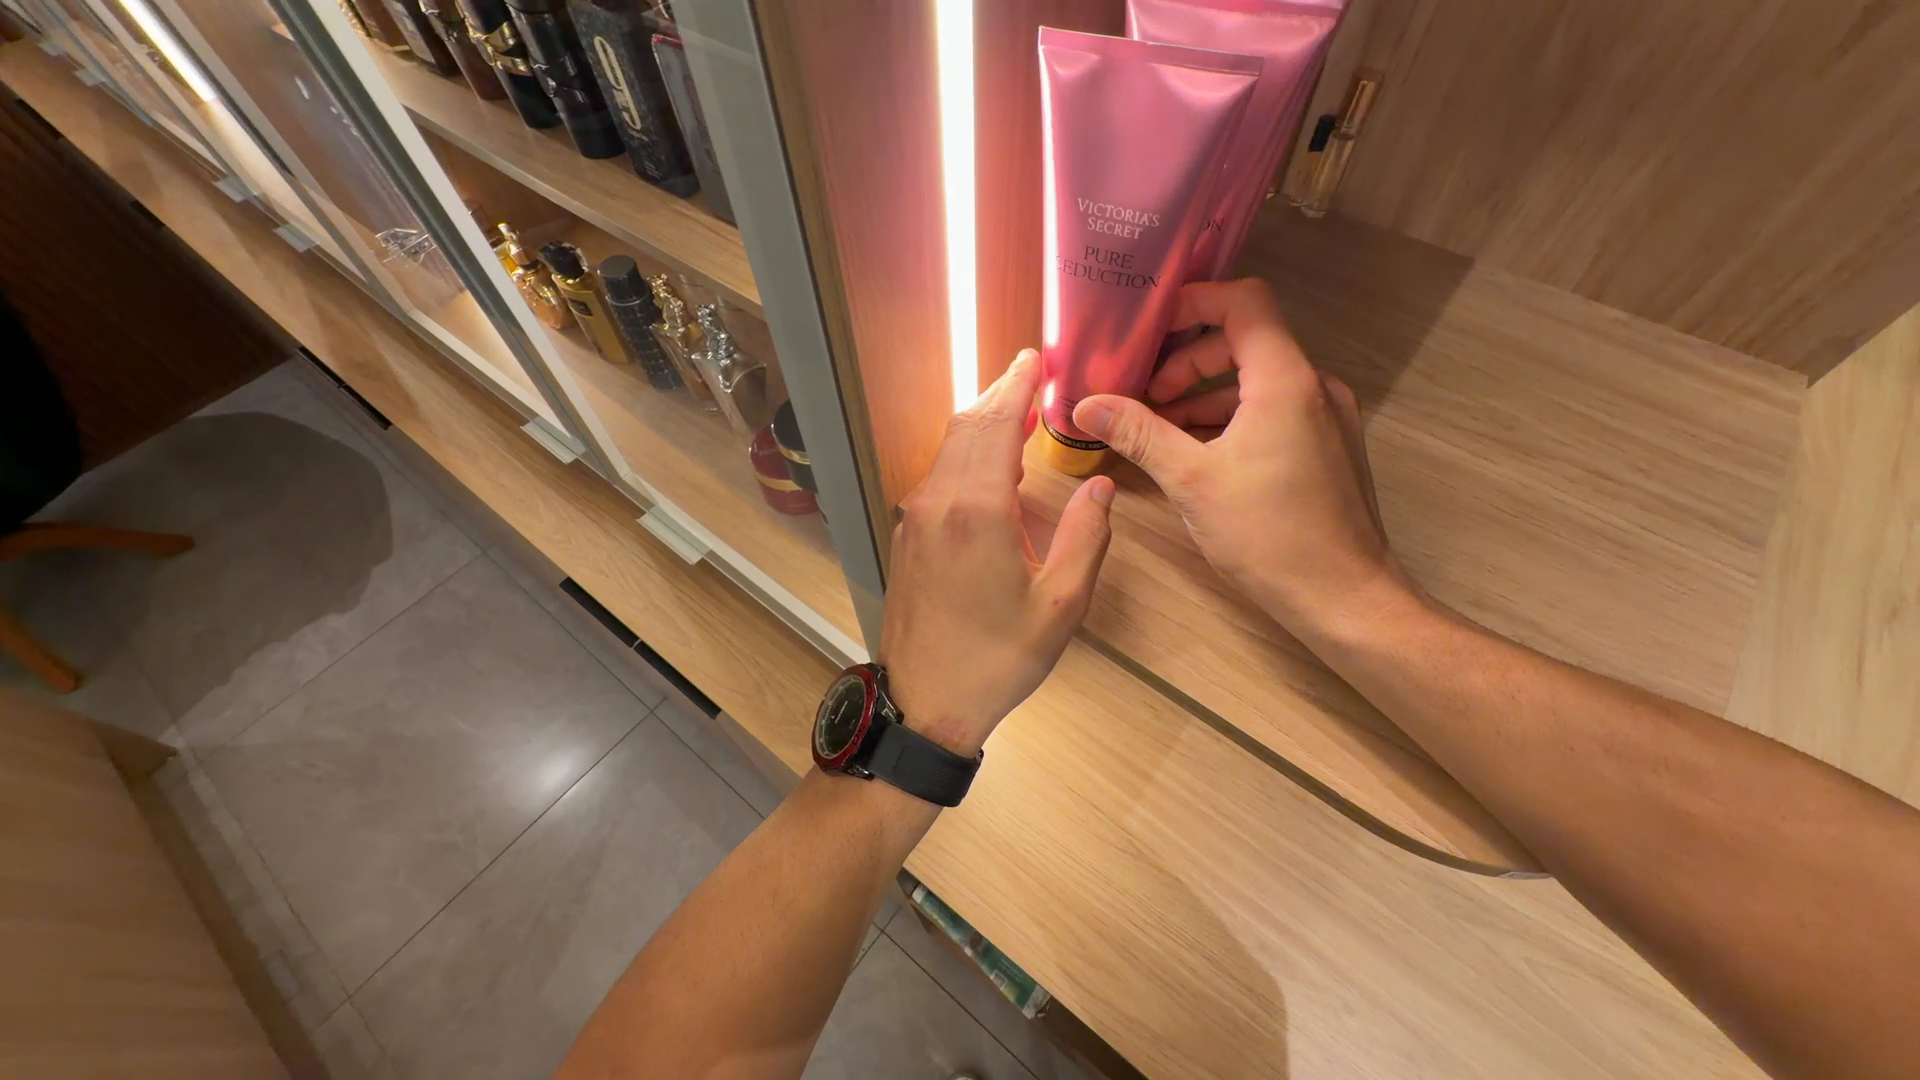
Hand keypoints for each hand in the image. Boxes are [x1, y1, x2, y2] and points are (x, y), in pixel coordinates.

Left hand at [881, 349, 1114, 755]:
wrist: (925, 700)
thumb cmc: (998, 656)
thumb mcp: (1061, 603)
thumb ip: (1087, 535)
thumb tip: (1099, 483)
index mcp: (977, 509)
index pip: (996, 423)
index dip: (1017, 385)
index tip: (1034, 356)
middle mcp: (937, 501)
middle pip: (967, 426)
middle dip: (999, 394)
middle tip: (1030, 374)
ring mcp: (914, 518)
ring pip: (947, 449)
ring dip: (981, 423)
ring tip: (1016, 411)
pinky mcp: (907, 536)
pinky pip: (938, 476)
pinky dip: (965, 453)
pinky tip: (988, 463)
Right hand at [1072, 279, 1410, 641]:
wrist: (1344, 597)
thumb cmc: (1268, 533)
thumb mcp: (1191, 480)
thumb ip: (1138, 433)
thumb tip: (1086, 405)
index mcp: (1285, 381)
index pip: (1245, 302)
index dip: (1195, 302)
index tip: (1150, 329)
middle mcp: (1314, 386)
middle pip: (1245, 342)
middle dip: (1188, 362)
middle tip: (1146, 399)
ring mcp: (1328, 417)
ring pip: (1257, 382)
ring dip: (1205, 397)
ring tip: (1161, 433)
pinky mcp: (1329, 446)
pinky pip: (1274, 412)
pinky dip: (1232, 420)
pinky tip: (1199, 457)